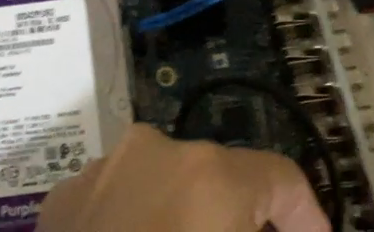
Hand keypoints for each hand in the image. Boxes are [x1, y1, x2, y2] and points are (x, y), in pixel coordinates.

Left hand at [39, 124, 329, 231]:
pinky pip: (120, 201)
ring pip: (167, 186)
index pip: (283, 179)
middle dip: (243, 223)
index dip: (308, 218)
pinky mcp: (64, 195)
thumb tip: (265, 230)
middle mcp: (156, 149)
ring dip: (188, 221)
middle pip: (223, 182)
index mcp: (211, 173)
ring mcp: (103, 167)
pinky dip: (140, 226)